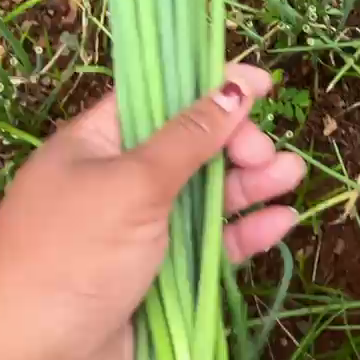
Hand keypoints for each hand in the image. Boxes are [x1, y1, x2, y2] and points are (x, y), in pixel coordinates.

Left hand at [0, 64, 305, 359]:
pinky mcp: (157, 277)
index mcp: (96, 144)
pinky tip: (280, 223)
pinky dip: (244, 232)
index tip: (262, 82)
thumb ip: (189, 136)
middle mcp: (118, 180)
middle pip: (191, 145)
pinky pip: (209, 245)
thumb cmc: (67, 259)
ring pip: (206, 194)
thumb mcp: (131, 186)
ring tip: (292, 176)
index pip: (161, 95)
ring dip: (251, 184)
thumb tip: (235, 85)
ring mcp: (139, 231)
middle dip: (236, 142)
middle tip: (266, 154)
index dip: (211, 84)